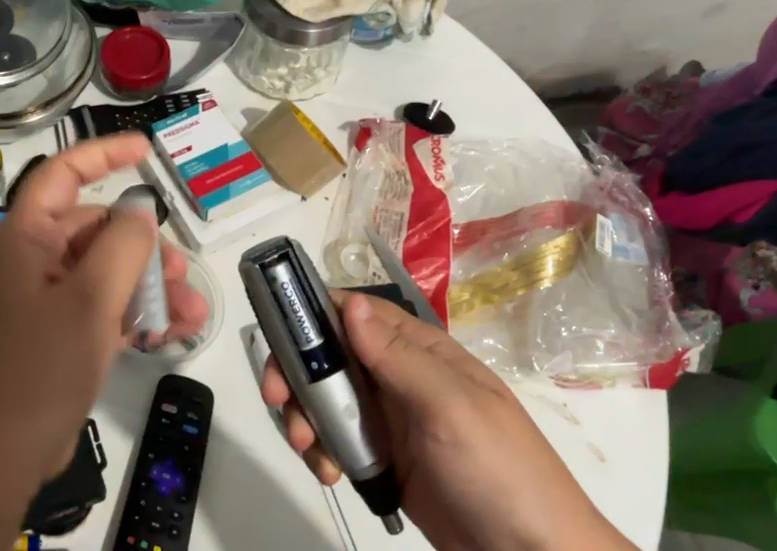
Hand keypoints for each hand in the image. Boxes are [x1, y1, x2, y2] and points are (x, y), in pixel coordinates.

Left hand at [0, 133, 208, 482]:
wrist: (4, 453)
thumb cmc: (42, 366)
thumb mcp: (91, 300)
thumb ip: (123, 245)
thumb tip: (140, 210)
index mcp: (26, 236)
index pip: (64, 173)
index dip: (104, 154)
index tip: (146, 150)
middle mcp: (32, 257)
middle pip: (97, 229)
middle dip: (146, 247)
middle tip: (185, 274)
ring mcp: (43, 296)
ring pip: (107, 270)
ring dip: (151, 286)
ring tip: (193, 312)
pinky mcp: (56, 331)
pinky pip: (102, 305)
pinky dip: (135, 313)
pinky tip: (174, 332)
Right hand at [261, 292, 629, 550]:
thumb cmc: (499, 473)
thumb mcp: (450, 408)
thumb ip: (397, 356)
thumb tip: (351, 303)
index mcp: (422, 352)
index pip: (357, 313)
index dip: (312, 316)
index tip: (278, 338)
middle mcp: (402, 378)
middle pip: (331, 356)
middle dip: (297, 374)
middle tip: (277, 401)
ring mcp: (393, 422)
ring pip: (328, 400)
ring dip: (305, 417)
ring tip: (307, 451)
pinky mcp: (388, 462)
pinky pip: (339, 443)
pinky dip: (323, 452)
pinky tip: (328, 474)